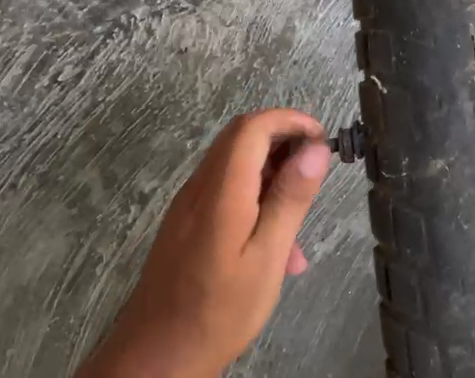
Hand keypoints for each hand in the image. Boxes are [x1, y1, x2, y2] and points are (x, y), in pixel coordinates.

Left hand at [78, 109, 332, 377]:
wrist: (153, 363)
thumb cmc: (217, 312)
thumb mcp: (266, 258)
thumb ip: (290, 198)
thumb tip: (316, 148)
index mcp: (221, 193)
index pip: (253, 127)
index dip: (291, 121)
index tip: (322, 142)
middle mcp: (199, 190)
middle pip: (242, 137)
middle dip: (284, 141)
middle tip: (314, 170)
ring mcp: (188, 208)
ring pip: (236, 163)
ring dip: (272, 172)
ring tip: (300, 213)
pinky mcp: (185, 226)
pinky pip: (225, 191)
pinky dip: (255, 196)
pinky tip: (274, 242)